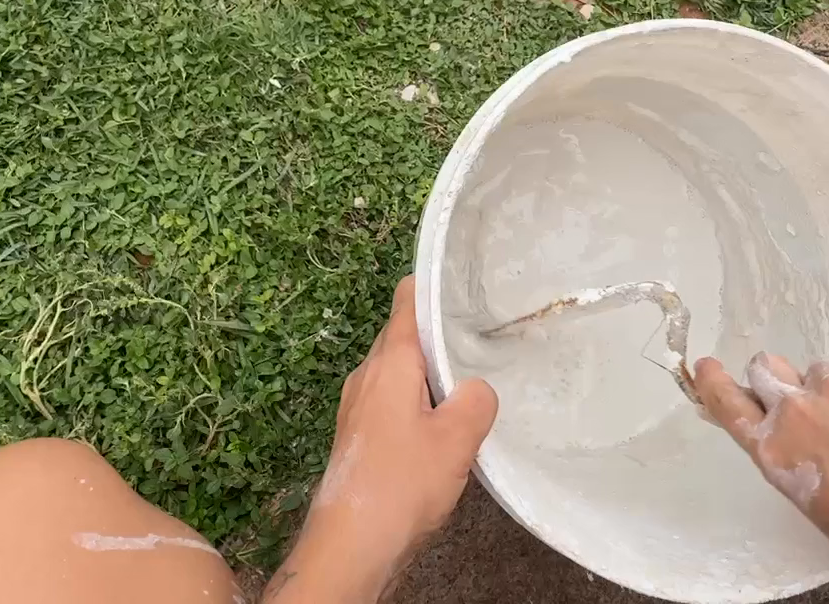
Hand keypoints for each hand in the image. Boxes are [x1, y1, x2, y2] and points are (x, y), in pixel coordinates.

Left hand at [265, 276, 497, 602]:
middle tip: (478, 337)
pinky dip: (415, 400)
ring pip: (397, 370)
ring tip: (465, 382)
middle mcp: (368, 372)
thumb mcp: (456, 440)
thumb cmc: (402, 481)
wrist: (349, 544)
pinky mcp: (357, 432)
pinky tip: (438, 426)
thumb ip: (475, 402)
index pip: (407, 300)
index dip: (433, 286)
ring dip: (428, 373)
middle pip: (403, 335)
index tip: (464, 285)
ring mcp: (358, 403)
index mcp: (391, 361)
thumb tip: (476, 389)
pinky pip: (390, 398)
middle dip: (437, 334)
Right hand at [694, 353, 828, 603]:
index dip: (713, 381)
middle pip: (765, 368)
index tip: (705, 365)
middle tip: (817, 410)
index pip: (725, 400)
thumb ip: (794, 459)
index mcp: (777, 451)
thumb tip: (791, 436)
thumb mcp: (827, 510)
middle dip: (782, 383)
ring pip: (825, 372)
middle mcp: (801, 410)